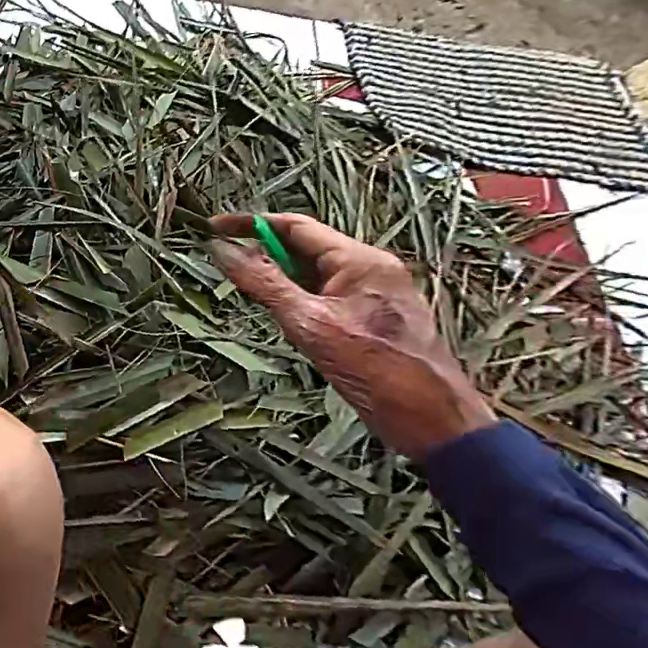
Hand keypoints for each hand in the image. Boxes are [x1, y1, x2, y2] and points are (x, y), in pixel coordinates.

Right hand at [207, 213, 494, 459]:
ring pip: (313, 272)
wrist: (435, 423)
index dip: (250, 224)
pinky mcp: (372, 316)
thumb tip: (220, 250)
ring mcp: (374, 292)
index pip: (295, 226)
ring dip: (278, 277)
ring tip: (248, 293)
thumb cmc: (375, 369)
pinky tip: (281, 314)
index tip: (213, 228)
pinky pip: (324, 293)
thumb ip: (262, 282)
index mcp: (361, 260)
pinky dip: (296, 296)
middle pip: (304, 247)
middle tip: (225, 265)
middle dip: (262, 253)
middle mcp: (371, 268)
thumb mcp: (308, 323)